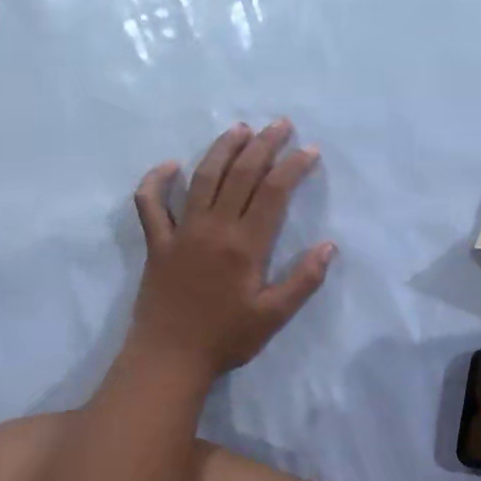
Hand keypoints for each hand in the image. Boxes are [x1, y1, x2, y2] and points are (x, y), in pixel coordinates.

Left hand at [128, 120, 336, 376]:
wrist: (170, 356)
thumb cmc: (228, 338)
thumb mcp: (275, 315)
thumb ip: (303, 280)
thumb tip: (329, 247)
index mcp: (245, 245)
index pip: (273, 194)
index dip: (292, 168)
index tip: (309, 151)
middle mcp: (212, 228)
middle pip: (239, 176)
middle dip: (262, 146)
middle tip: (279, 124)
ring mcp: (180, 232)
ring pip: (201, 179)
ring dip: (221, 150)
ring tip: (239, 129)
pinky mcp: (157, 243)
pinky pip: (150, 204)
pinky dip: (157, 181)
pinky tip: (170, 166)